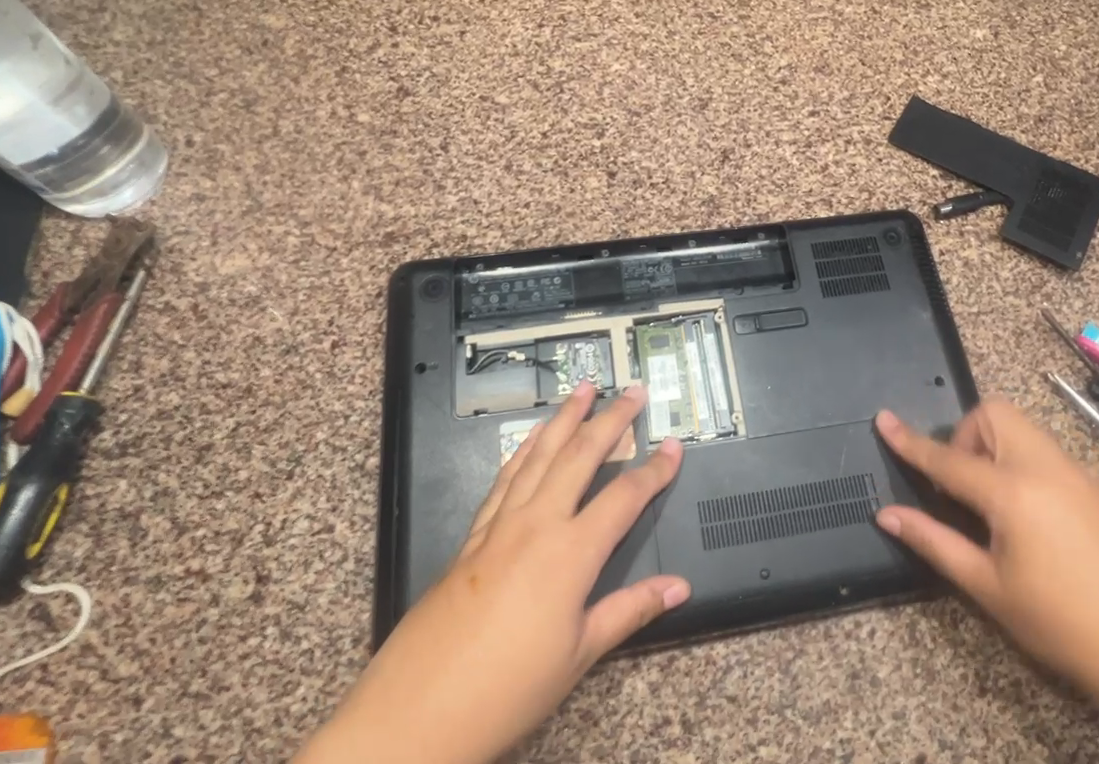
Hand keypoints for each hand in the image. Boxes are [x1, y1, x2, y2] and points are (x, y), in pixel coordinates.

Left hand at [300, 383, 685, 763]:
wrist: (419, 708)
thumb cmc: (507, 688)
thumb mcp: (580, 654)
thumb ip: (631, 610)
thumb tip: (679, 587)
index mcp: (571, 553)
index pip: (625, 497)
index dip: (655, 469)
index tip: (674, 447)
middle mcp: (536, 525)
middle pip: (580, 456)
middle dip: (610, 419)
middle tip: (631, 390)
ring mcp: (500, 526)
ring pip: (538, 456)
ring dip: (563, 420)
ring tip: (582, 391)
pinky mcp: (473, 537)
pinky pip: (504, 479)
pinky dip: (523, 451)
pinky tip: (531, 440)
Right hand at [873, 395, 1098, 692]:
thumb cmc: (1061, 624)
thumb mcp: (988, 587)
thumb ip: (934, 541)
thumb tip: (888, 515)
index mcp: (1013, 492)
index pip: (948, 457)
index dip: (910, 441)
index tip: (882, 419)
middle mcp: (1045, 467)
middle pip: (993, 415)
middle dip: (965, 437)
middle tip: (961, 490)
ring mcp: (1077, 472)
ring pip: (1022, 428)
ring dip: (993, 447)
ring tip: (990, 506)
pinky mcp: (1096, 486)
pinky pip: (1045, 450)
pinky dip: (1020, 461)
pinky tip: (1026, 516)